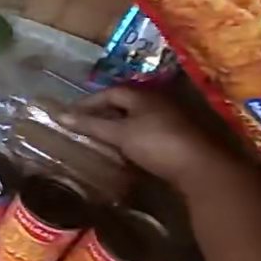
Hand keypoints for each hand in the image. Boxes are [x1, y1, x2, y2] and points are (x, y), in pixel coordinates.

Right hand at [56, 86, 233, 187]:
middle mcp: (157, 102)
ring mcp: (170, 119)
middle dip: (103, 112)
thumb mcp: (119, 133)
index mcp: (142, 95)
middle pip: (124, 103)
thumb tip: (59, 115)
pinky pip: (147, 131)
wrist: (202, 168)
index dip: (88, 102)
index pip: (109, 92)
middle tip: (84, 125)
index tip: (70, 114)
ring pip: (137, 118)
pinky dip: (131, 137)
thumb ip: (91, 124)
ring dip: (118, 125)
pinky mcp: (178, 137)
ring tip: (100, 138)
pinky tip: (124, 150)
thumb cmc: (157, 143)